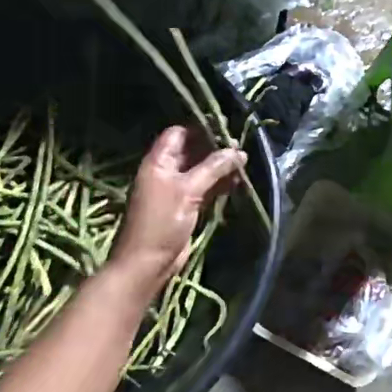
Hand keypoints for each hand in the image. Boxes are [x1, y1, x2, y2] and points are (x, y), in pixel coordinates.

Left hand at [110, 126, 245, 282]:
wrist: (147, 263)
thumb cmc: (161, 222)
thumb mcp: (188, 190)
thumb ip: (213, 168)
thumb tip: (238, 151)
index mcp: (159, 162)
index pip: (178, 134)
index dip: (200, 129)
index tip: (225, 129)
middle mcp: (166, 172)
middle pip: (192, 151)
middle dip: (215, 148)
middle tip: (240, 148)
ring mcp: (176, 190)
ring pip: (201, 170)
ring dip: (221, 167)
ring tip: (244, 165)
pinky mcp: (186, 206)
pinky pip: (205, 188)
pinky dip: (220, 184)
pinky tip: (238, 183)